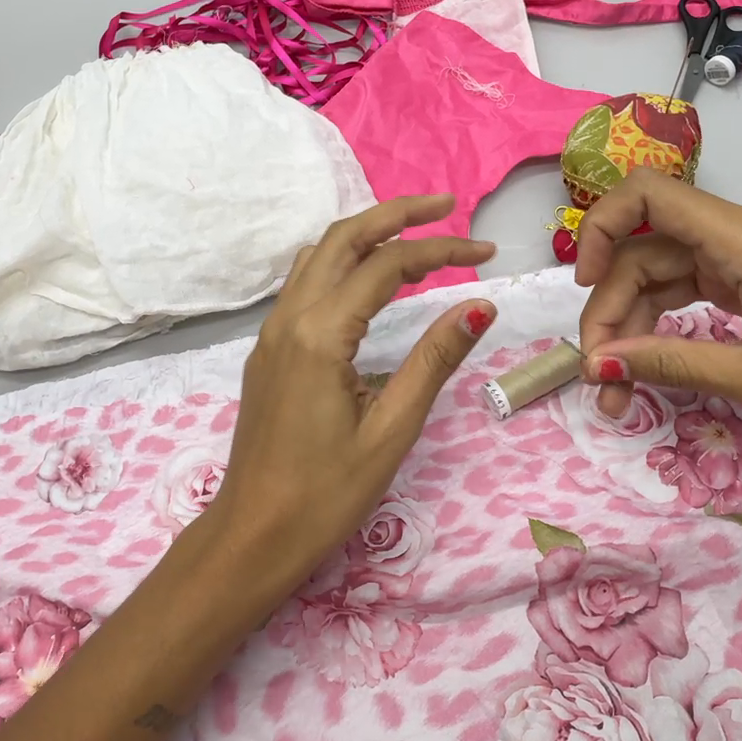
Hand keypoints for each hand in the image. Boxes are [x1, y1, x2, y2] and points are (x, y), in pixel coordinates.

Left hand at [216, 195, 496, 582]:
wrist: (253, 534)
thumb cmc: (326, 493)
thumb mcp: (392, 427)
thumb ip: (435, 358)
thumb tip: (480, 305)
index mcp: (320, 333)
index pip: (387, 266)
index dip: (442, 252)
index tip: (488, 255)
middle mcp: (290, 317)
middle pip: (343, 238)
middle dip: (397, 214)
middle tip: (449, 206)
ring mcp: (272, 331)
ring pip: (318, 255)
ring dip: (365, 233)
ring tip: (414, 233)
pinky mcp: (269, 348)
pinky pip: (304, 281)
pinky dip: (341, 260)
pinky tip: (367, 277)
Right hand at [574, 170, 741, 441]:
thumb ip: (672, 363)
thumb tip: (598, 365)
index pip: (647, 196)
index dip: (600, 230)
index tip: (582, 289)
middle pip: (647, 251)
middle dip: (612, 311)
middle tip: (599, 380)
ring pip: (666, 273)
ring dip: (635, 326)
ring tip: (619, 392)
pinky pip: (695, 287)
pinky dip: (668, 324)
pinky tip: (652, 363)